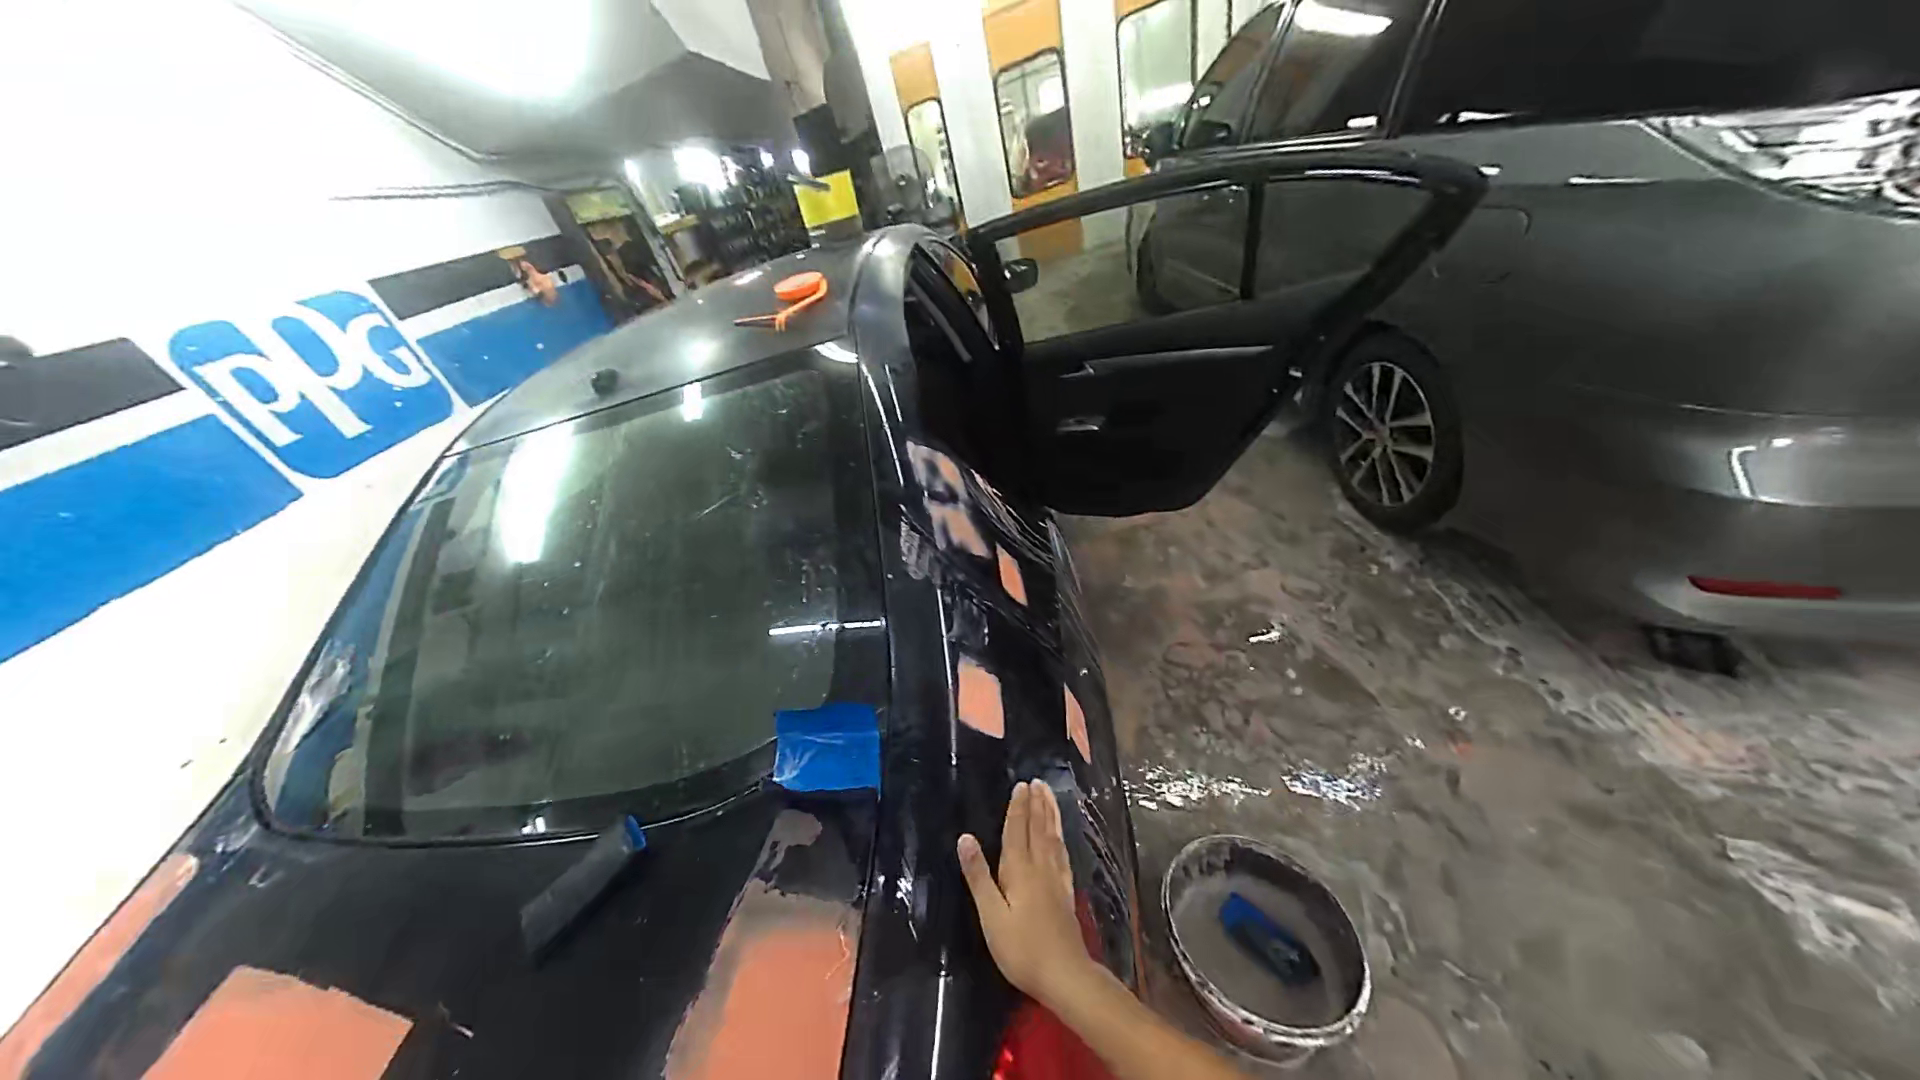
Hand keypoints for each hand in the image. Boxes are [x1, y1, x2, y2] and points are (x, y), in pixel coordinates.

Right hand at [957, 780, 1102, 1007]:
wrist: (1065, 975)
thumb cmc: (1021, 948)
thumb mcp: (991, 915)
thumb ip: (978, 876)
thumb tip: (965, 837)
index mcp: (1019, 869)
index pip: (1017, 830)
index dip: (1018, 807)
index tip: (1020, 785)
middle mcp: (1040, 867)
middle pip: (1038, 828)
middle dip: (1036, 804)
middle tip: (1036, 781)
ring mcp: (1056, 879)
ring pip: (1052, 837)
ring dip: (1050, 814)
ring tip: (1048, 796)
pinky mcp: (1066, 892)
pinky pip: (1062, 854)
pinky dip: (1060, 838)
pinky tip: (1059, 837)